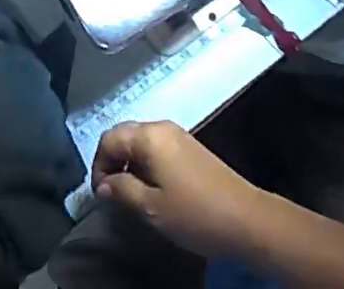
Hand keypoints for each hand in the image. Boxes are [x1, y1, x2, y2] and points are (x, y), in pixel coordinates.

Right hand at [91, 121, 269, 260]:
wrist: (245, 217)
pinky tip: (150, 186)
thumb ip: (122, 191)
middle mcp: (162, 127)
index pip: (109, 138)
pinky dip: (145, 162)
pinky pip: (156, 146)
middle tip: (110, 193)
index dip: (98, 164)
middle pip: (124, 134)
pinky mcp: (189, 146)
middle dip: (112, 160)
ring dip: (128, 161)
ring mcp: (178, 134)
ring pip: (140, 140)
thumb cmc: (194, 212)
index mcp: (149, 136)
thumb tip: (103, 184)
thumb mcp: (151, 207)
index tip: (100, 194)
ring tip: (129, 193)